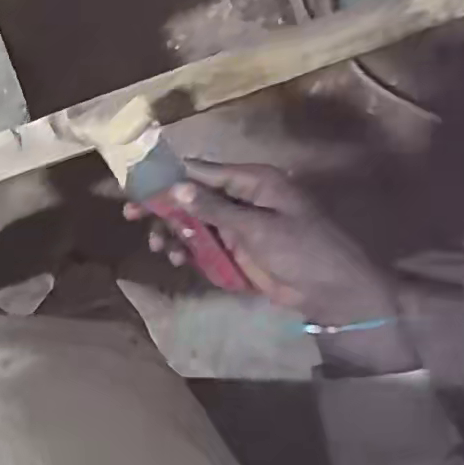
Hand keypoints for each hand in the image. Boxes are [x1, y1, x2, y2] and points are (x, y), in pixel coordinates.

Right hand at [124, 161, 419, 373]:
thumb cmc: (304, 251)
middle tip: (130, 216)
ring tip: (158, 247)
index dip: (166, 178)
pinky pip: (199, 244)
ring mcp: (235, 225)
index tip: (135, 185)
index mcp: (252, 182)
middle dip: (161, 207)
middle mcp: (240, 198)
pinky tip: (176, 260)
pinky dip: (184, 250)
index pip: (200, 172)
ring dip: (170, 232)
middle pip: (189, 196)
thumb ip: (215, 209)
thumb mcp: (258, 228)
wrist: (333, 292)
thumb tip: (176, 189)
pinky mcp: (233, 249)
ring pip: (190, 222)